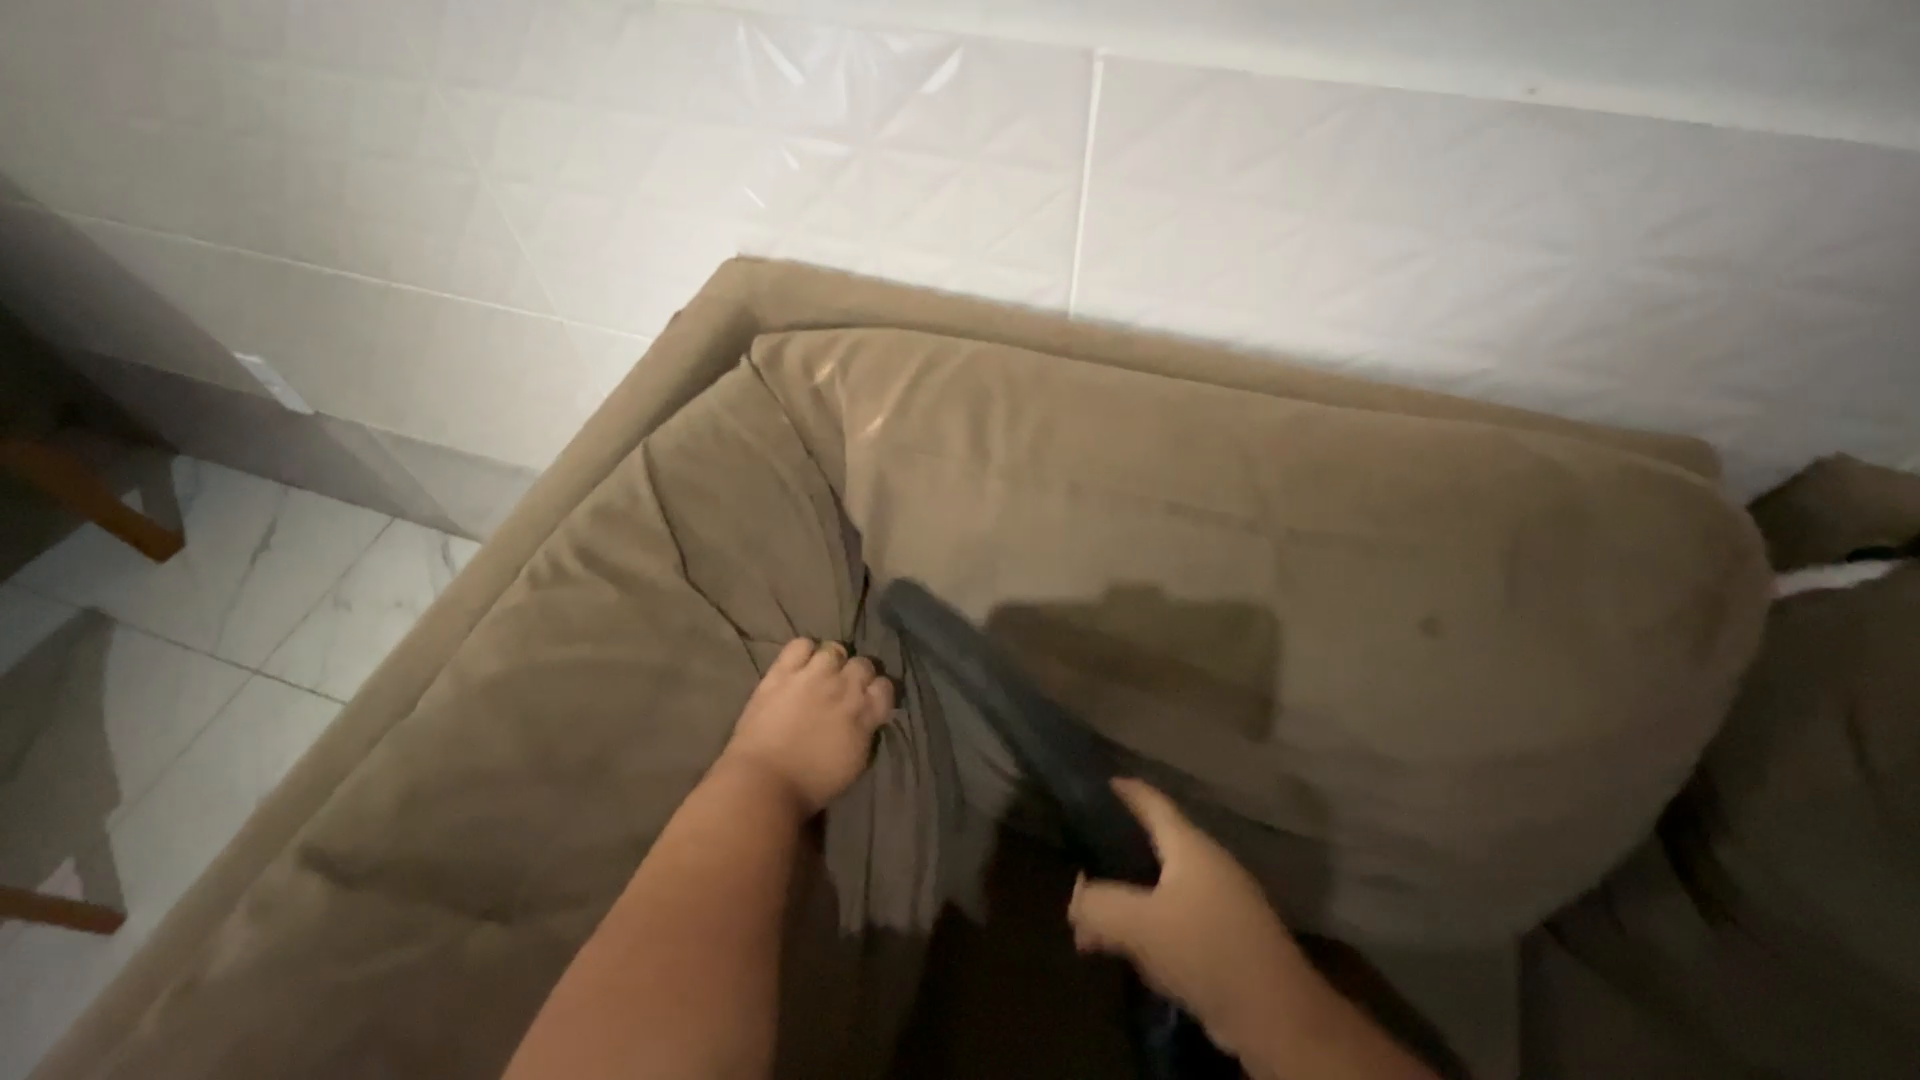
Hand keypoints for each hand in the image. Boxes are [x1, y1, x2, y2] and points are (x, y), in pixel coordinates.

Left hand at [719, 638, 894, 815]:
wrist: (765, 782)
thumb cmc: (813, 784)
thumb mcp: (855, 763)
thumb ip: (866, 733)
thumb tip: (867, 719)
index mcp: (864, 714)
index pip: (886, 687)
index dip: (879, 692)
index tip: (870, 701)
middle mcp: (844, 688)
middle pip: (863, 664)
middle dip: (858, 674)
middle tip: (845, 689)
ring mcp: (812, 676)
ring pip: (834, 650)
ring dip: (833, 661)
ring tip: (822, 674)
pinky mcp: (781, 673)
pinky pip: (800, 644)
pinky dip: (804, 651)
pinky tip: (800, 665)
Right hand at [1068, 779, 1317, 1054]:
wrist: (1275, 1015)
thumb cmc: (1205, 949)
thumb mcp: (1138, 924)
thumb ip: (1097, 905)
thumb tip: (1076, 899)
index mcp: (1191, 847)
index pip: (1155, 804)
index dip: (1128, 791)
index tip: (1103, 781)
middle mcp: (1210, 867)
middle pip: (1157, 848)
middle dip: (1119, 855)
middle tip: (1082, 861)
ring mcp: (1223, 905)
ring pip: (1164, 890)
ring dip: (1130, 901)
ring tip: (1094, 918)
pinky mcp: (1227, 941)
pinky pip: (1177, 922)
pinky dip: (1149, 930)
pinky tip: (1129, 951)